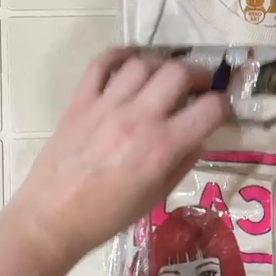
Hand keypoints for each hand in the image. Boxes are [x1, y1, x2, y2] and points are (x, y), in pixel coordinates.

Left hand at [9, 48, 229, 261]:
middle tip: (200, 83)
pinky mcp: (80, 101)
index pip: (210, 109)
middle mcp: (137, 119)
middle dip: (199, 73)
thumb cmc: (108, 216)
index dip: (224, 104)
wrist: (51, 221)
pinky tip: (132, 58)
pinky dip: (120, 53)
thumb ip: (183, 160)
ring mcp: (106, 106)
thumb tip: (198, 134)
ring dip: (162, 64)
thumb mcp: (158, 196)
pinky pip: (101, 63)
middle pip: (178, 72)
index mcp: (161, 148)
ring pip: (143, 62)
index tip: (222, 107)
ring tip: (165, 75)